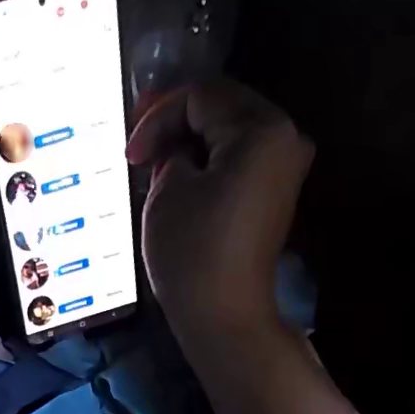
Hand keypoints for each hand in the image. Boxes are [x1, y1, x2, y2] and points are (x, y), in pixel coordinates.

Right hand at [126, 79, 313, 352]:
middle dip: (175, 122)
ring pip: (230, 134)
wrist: (223, 317)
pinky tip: (180, 175)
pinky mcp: (275, 196)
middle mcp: (285, 139)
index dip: (157, 116)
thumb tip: (174, 148)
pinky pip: (238, 161)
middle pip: (222, 107)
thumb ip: (169, 151)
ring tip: (153, 160)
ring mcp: (285, 169)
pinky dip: (208, 162)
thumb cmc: (192, 252)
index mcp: (262, 129)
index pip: (201, 96)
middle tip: (136, 143)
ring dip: (190, 141)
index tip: (129, 155)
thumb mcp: (167, 191)